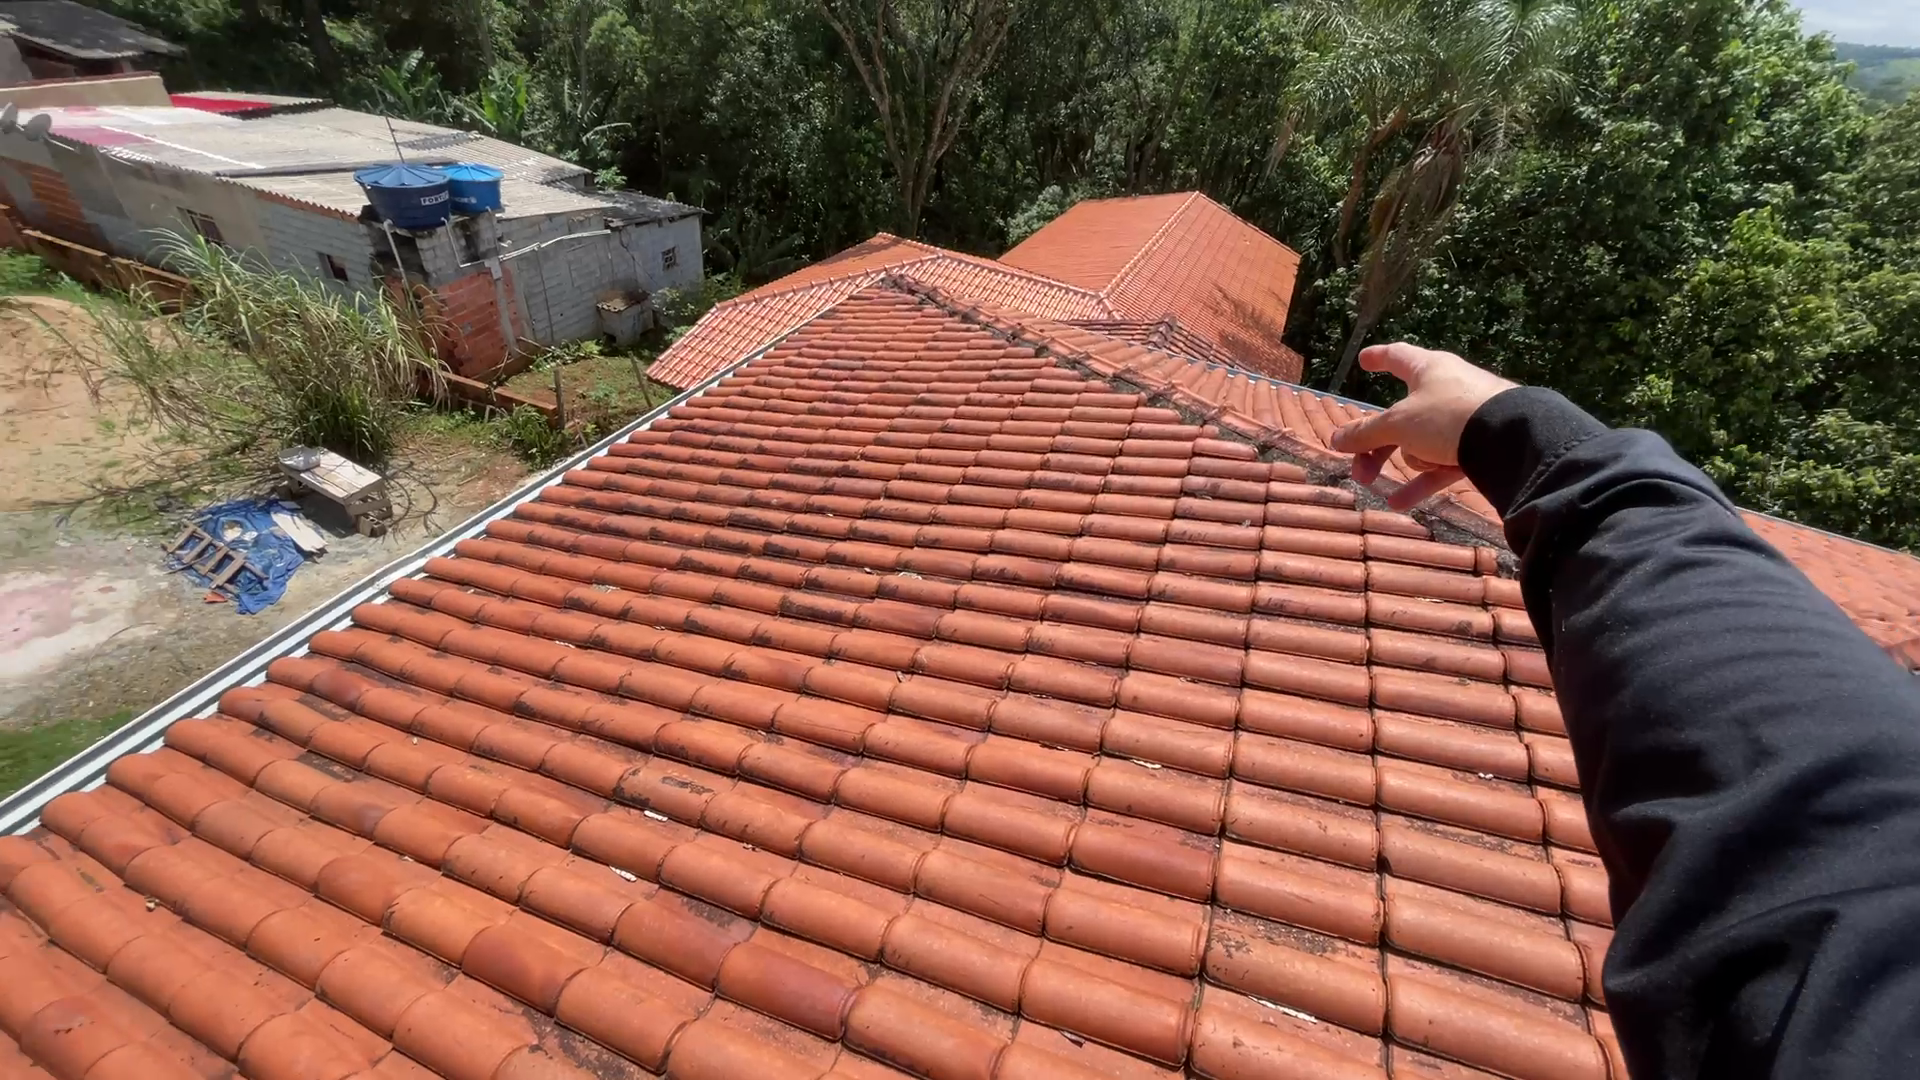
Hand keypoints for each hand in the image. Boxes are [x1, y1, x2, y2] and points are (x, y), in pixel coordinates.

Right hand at [1329, 342, 1516, 510]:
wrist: (1513, 441)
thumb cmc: (1448, 417)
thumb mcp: (1396, 425)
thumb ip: (1364, 433)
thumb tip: (1335, 439)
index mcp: (1429, 371)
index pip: (1398, 357)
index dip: (1379, 358)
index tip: (1364, 359)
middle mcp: (1447, 390)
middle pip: (1399, 418)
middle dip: (1374, 446)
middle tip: (1357, 469)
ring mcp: (1465, 420)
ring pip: (1418, 443)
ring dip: (1400, 464)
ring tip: (1377, 485)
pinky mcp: (1479, 447)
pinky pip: (1440, 464)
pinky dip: (1421, 482)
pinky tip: (1399, 503)